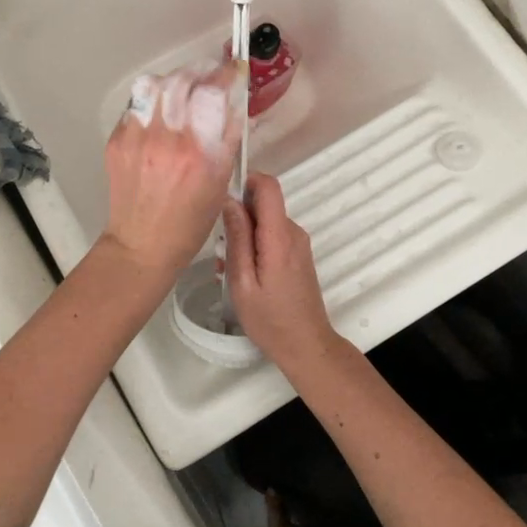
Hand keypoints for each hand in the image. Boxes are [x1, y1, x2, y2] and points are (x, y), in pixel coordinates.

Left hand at [100, 61, 245, 286]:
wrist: (141, 244)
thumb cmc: (189, 221)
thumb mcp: (220, 181)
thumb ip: (226, 138)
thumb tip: (232, 102)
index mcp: (198, 153)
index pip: (214, 93)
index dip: (225, 75)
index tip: (232, 70)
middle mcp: (166, 140)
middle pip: (182, 81)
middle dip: (200, 72)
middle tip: (208, 75)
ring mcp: (137, 138)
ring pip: (155, 85)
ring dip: (173, 81)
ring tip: (183, 89)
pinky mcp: (117, 140)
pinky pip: (136, 105)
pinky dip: (152, 100)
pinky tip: (160, 112)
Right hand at [221, 173, 341, 368]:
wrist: (307, 345)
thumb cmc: (270, 319)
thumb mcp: (242, 281)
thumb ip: (237, 238)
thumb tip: (228, 201)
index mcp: (279, 237)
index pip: (268, 186)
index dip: (246, 181)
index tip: (223, 197)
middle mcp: (293, 233)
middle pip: (263, 204)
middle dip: (237, 218)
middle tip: (219, 250)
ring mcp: (298, 243)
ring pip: (265, 222)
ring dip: (243, 236)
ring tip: (228, 269)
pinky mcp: (297, 254)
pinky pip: (272, 236)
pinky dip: (254, 247)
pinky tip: (243, 275)